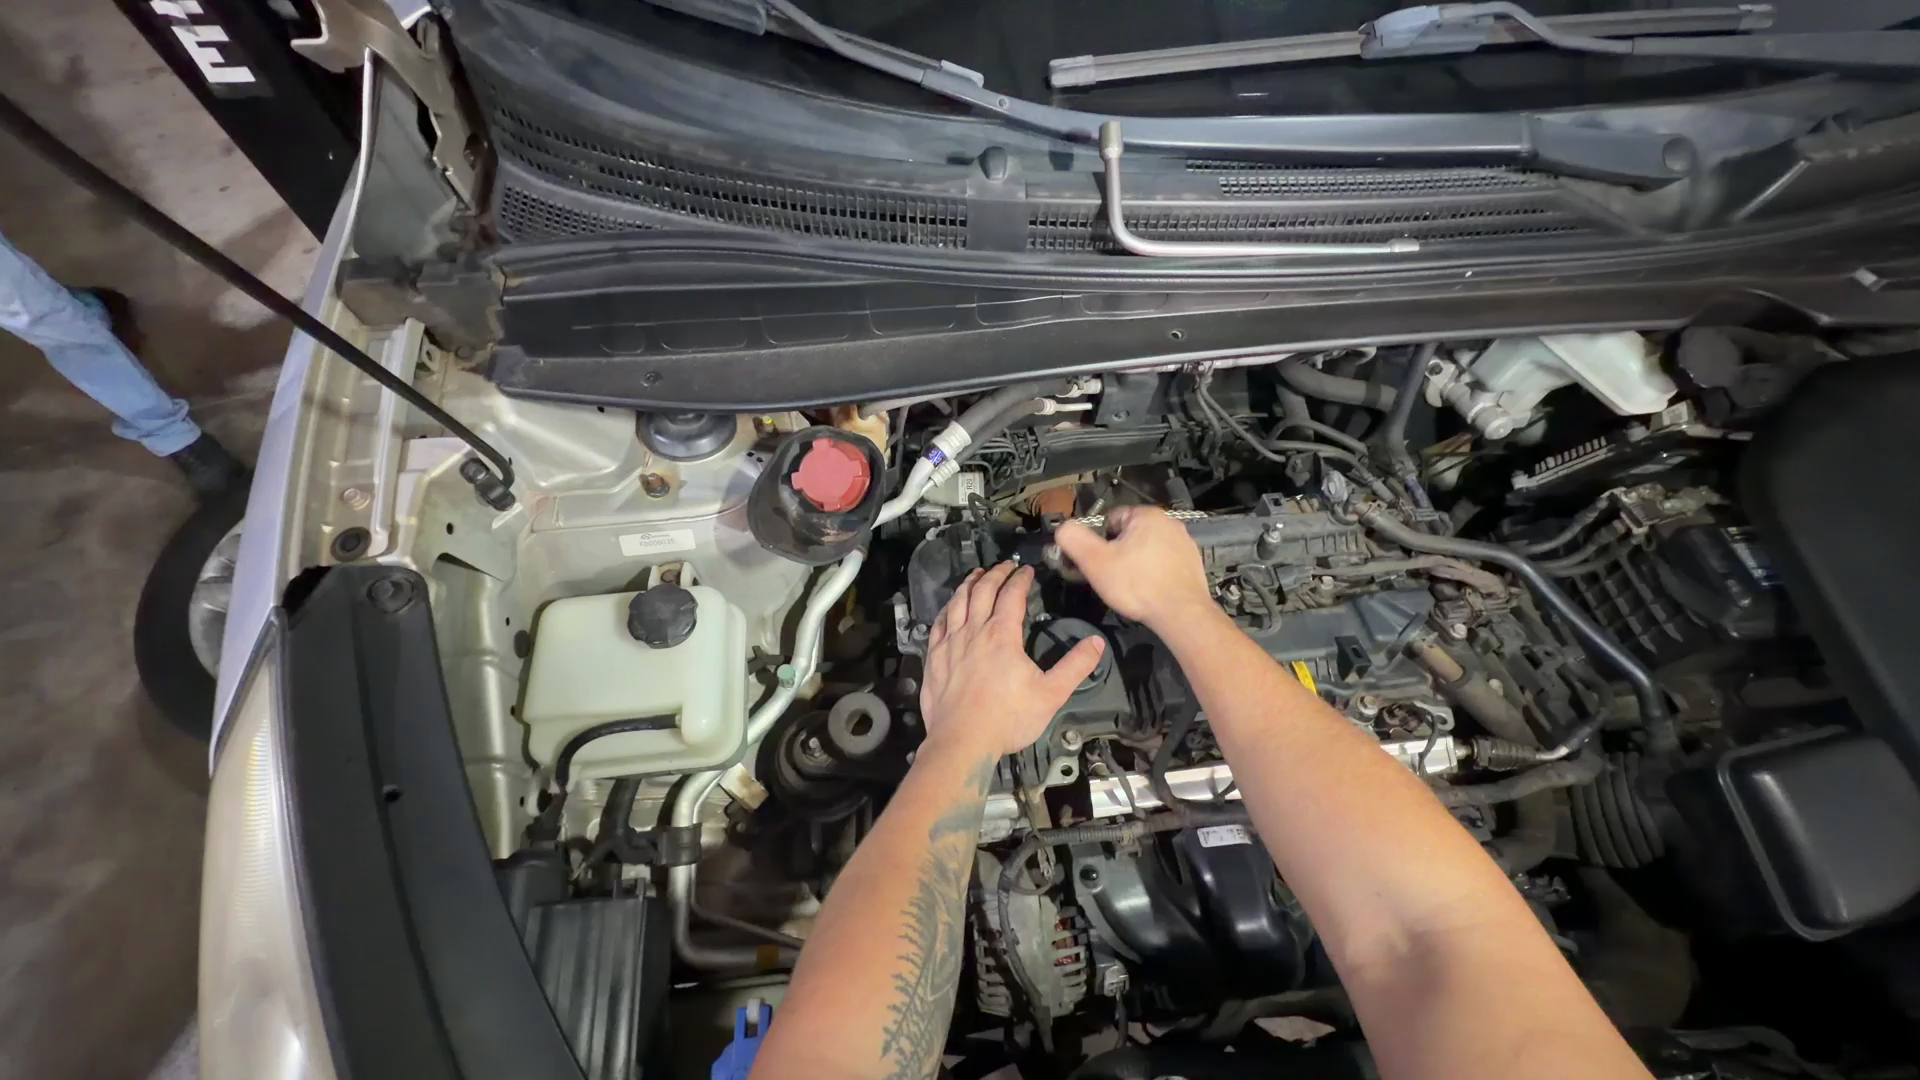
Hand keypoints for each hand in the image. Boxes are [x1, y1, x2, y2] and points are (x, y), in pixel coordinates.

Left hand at [920, 563, 1105, 758]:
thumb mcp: (1051, 694)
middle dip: (995, 574)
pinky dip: (946, 610)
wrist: (962, 742)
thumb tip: (1096, 643)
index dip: (1020, 579)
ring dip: (968, 585)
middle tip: (1004, 566)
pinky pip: (939, 625)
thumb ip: (1074, 666)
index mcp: (1002, 635)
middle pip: (983, 591)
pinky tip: (949, 609)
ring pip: (958, 603)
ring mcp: (950, 644)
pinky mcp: (934, 658)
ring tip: (976, 575)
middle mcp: (974, 632)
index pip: (1012, 595)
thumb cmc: (1008, 719)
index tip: (1027, 571)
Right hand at [1054, 507, 1214, 632]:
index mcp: (1146, 515)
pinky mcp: (1192, 563)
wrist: (1181, 614)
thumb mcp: (1095, 561)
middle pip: (1128, 534)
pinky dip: (1153, 573)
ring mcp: (1184, 543)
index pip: (1109, 519)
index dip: (1097, 541)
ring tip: (1130, 586)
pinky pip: (1163, 563)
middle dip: (1116, 553)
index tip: (1096, 562)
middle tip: (1110, 576)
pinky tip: (1148, 590)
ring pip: (1146, 549)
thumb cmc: (1137, 585)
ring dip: (1135, 563)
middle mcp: (1169, 523)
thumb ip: (1073, 539)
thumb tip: (1063, 529)